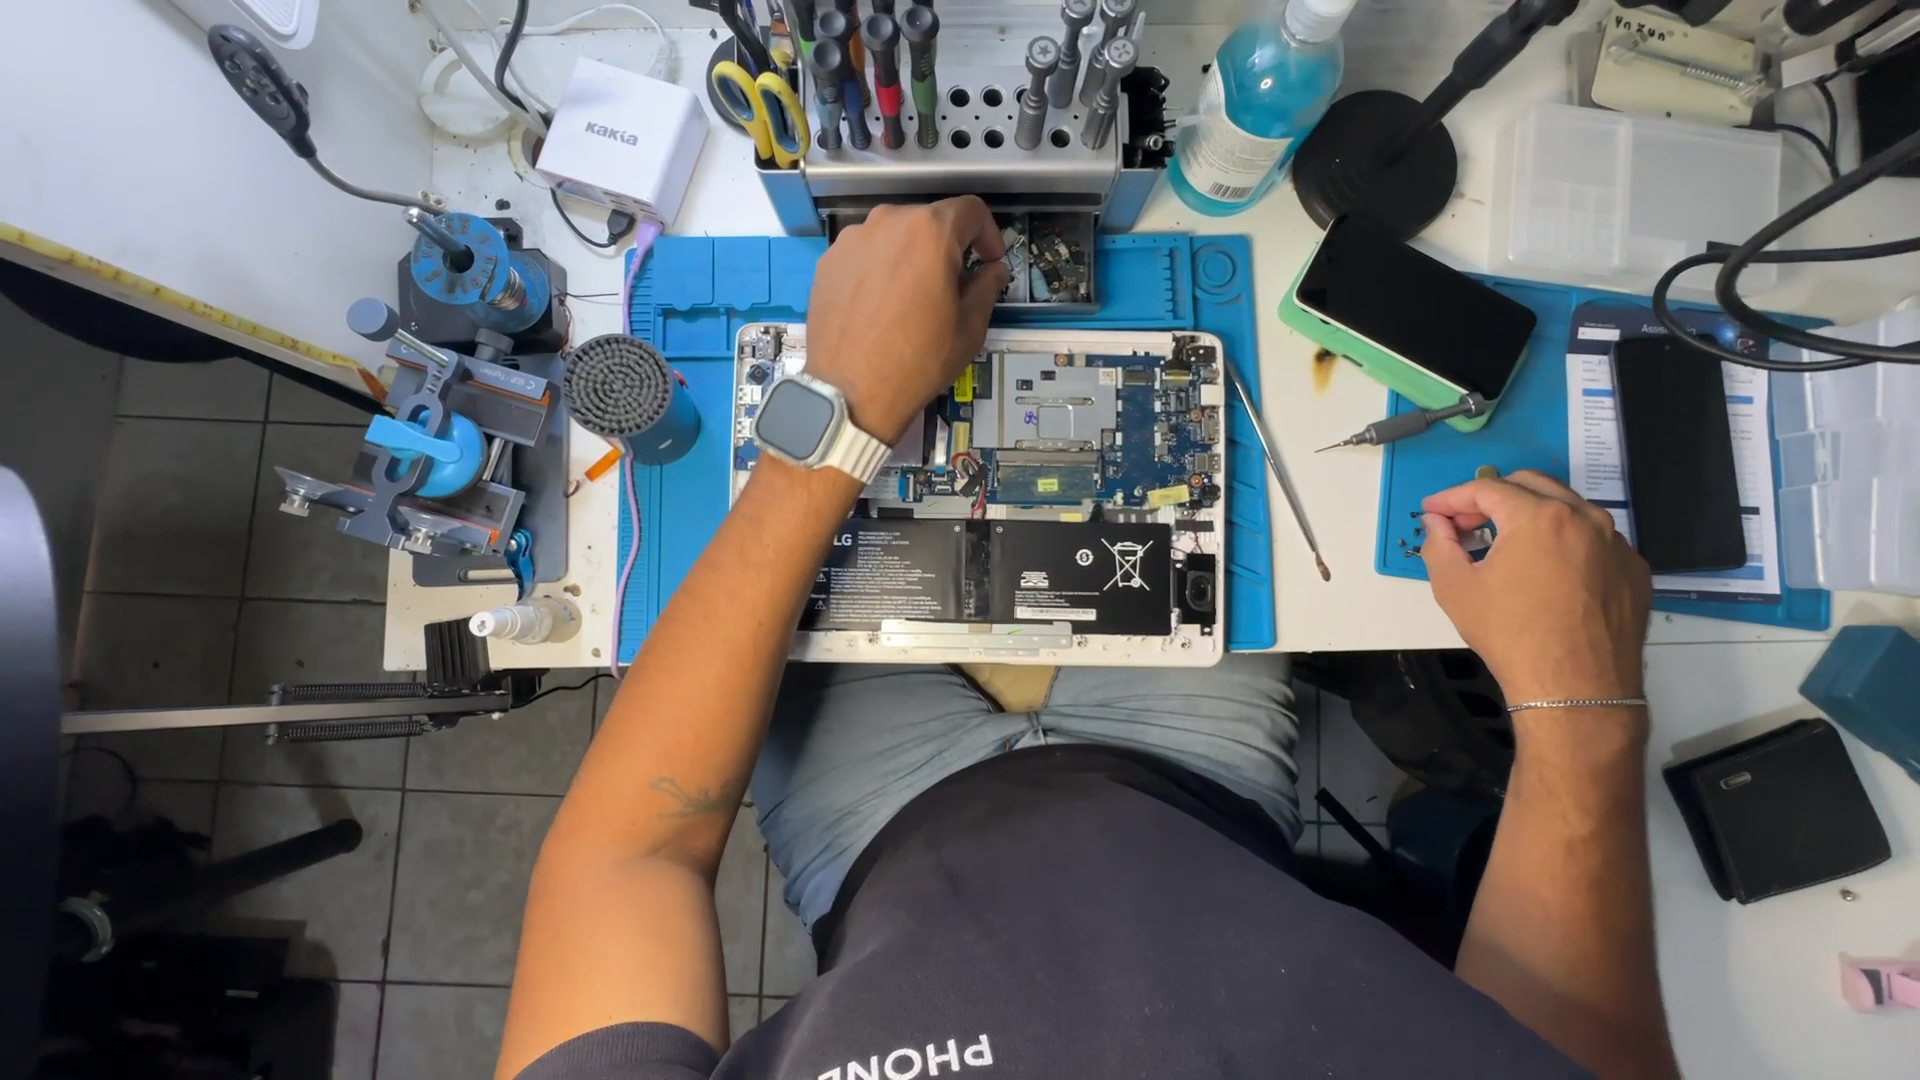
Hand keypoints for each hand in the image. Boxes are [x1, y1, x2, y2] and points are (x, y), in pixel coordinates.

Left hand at [802, 198, 1008, 443]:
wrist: (852, 392)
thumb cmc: (917, 361)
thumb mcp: (969, 328)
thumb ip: (986, 288)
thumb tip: (992, 271)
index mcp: (930, 231)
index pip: (971, 211)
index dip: (988, 233)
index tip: (989, 260)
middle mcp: (888, 223)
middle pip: (928, 221)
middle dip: (947, 248)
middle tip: (953, 285)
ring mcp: (852, 240)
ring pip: (894, 237)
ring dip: (911, 258)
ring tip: (913, 299)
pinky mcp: (828, 263)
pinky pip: (865, 256)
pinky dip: (879, 271)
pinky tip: (881, 307)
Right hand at [1420, 471, 1651, 706]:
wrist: (1575, 685)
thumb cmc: (1508, 632)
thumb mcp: (1454, 586)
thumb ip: (1438, 543)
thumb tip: (1437, 523)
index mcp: (1539, 517)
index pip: (1487, 488)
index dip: (1451, 497)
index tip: (1432, 511)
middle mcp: (1585, 518)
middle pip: (1532, 485)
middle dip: (1492, 497)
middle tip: (1466, 523)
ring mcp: (1617, 543)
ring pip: (1567, 509)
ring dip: (1530, 516)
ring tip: (1504, 544)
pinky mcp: (1634, 569)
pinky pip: (1593, 540)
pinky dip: (1562, 542)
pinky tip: (1544, 571)